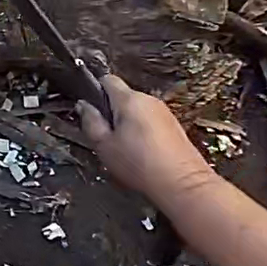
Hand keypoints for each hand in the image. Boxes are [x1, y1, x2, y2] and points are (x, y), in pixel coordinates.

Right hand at [77, 73, 216, 201]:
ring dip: (127, 122)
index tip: (92, 110)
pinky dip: (142, 132)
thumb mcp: (103, 144)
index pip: (107, 80)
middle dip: (111, 112)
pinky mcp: (174, 126)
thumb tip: (83, 105)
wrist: (183, 185)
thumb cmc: (140, 165)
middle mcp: (148, 100)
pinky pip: (150, 121)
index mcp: (129, 100)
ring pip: (136, 110)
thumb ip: (90, 121)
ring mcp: (164, 112)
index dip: (95, 91)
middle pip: (122, 96)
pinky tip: (141, 153)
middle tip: (106, 136)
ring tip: (124, 148)